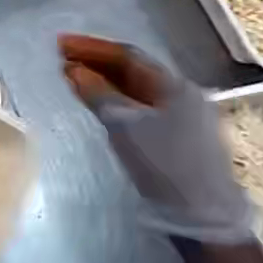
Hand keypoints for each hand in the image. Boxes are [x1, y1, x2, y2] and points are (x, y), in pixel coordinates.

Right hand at [59, 34, 252, 244]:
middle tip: (62, 57)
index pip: (127, 55)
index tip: (60, 44)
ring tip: (74, 76)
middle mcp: (181, 94)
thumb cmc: (163, 164)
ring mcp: (183, 116)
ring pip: (136, 88)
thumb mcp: (124, 125)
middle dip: (96, 61)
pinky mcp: (179, 136)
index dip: (91, 47)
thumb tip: (72, 69)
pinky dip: (115, 98)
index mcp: (173, 85)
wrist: (203, 218)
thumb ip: (97, 93)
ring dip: (104, 79)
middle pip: (133, 69)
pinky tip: (99, 101)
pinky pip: (140, 105)